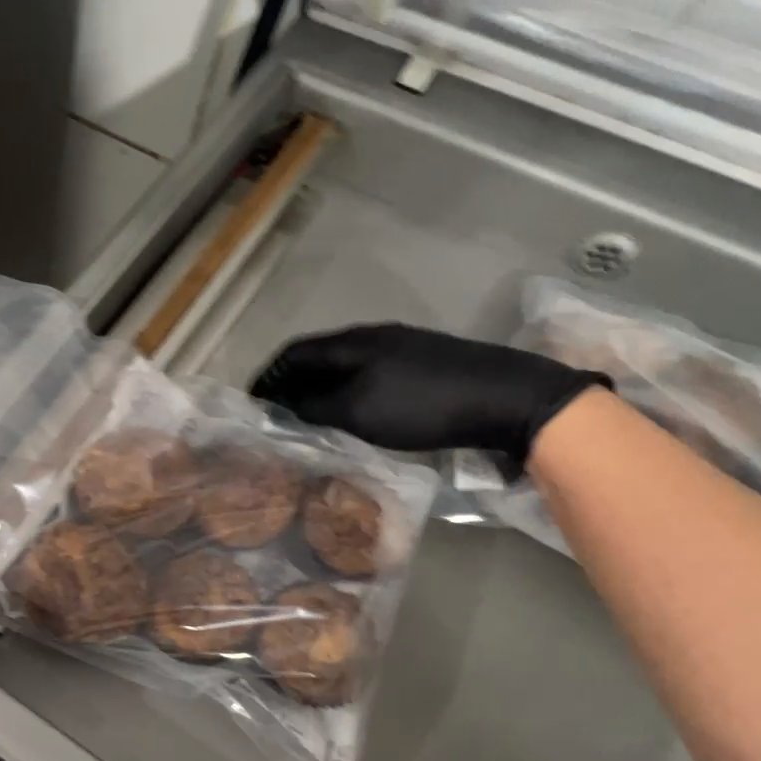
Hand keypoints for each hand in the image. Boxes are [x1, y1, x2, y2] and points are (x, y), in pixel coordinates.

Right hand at [252, 323, 610, 473]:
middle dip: (292, 386)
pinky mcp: (426, 367)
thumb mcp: (358, 412)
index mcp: (354, 342)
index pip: (293, 353)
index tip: (250, 404)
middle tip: (275, 418)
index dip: (267, 378)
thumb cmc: (424, 404)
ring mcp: (404, 350)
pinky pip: (370, 378)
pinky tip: (352, 420)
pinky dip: (348, 397)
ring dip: (321, 392)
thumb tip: (281, 409)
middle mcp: (375, 338)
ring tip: (307, 423)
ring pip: (346, 369)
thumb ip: (314, 409)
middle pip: (319, 359)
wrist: (510, 400)